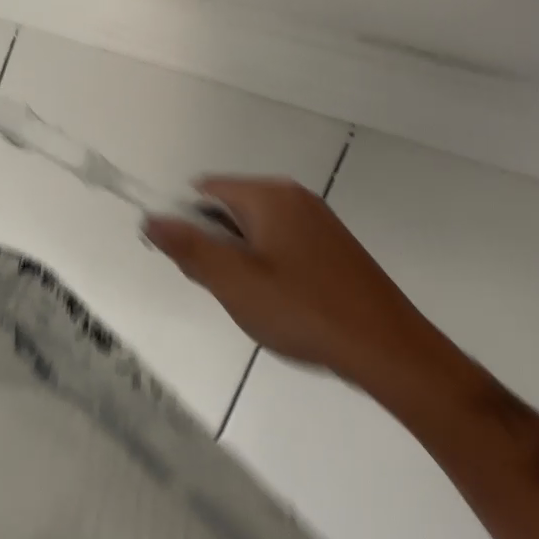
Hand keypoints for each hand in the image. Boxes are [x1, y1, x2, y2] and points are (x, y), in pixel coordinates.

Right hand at [141, 177, 450, 390]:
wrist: (387, 349)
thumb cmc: (303, 310)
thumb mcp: (232, 281)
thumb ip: (187, 246)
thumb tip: (150, 218)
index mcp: (270, 197)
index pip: (204, 189)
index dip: (181, 218)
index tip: (180, 259)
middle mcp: (295, 199)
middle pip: (228, 208)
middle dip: (211, 243)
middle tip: (220, 286)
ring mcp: (318, 224)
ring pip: (252, 231)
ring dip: (237, 260)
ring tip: (249, 299)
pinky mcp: (332, 249)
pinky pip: (278, 246)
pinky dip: (264, 268)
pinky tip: (276, 303)